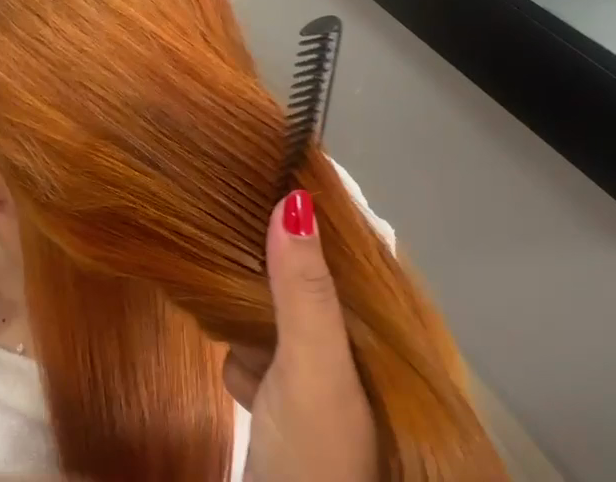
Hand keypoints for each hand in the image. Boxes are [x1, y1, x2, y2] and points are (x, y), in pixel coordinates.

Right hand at [223, 190, 378, 481]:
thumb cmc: (322, 457)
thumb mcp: (316, 370)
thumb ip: (306, 290)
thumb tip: (293, 197)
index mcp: (385, 336)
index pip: (358, 247)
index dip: (323, 205)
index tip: (275, 163)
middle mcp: (357, 350)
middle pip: (311, 276)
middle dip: (271, 260)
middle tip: (230, 228)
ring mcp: (322, 377)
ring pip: (279, 311)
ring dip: (252, 314)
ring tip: (237, 322)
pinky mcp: (288, 399)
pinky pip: (260, 350)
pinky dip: (245, 357)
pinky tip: (242, 382)